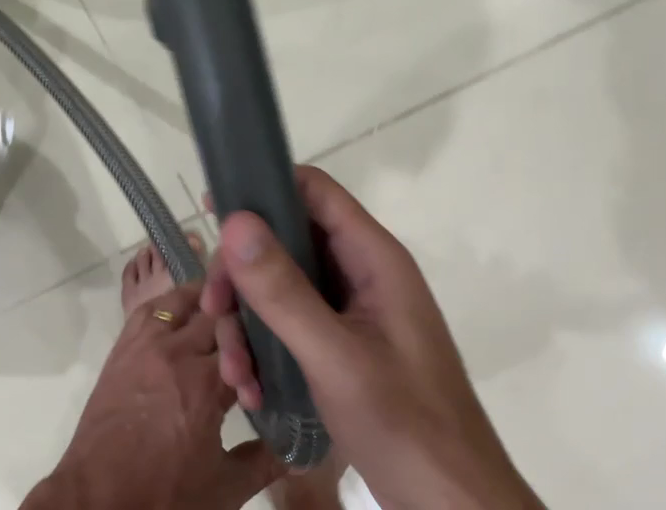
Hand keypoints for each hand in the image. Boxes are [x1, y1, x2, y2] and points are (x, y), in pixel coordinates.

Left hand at [24, 281, 284, 509]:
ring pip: (185, 299)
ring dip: (209, 303)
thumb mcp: (225, 487)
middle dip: (242, 326)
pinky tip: (188, 315)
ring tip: (227, 315)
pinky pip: (152, 307)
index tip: (272, 370)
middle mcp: (175, 351)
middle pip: (220, 315)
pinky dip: (174, 305)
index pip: (248, 347)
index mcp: (204, 384)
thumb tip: (299, 451)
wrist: (98, 496)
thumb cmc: (164, 495)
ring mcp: (145, 343)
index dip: (264, 357)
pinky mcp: (123, 344)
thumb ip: (265, 462)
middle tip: (254, 344)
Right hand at [201, 167, 545, 509]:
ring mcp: (352, 312)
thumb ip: (282, 289)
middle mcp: (362, 274)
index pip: (314, 191)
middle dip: (242, 275)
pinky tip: (252, 390)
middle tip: (215, 311)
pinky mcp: (343, 346)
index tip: (212, 209)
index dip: (263, 188)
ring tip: (236, 374)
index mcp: (374, 259)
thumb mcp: (333, 356)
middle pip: (285, 242)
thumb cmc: (405, 426)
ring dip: (247, 323)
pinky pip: (289, 326)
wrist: (453, 508)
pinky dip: (264, 351)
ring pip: (280, 287)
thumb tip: (233, 220)